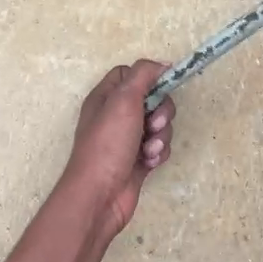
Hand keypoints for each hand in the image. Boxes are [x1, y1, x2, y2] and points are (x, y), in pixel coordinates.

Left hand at [58, 60, 177, 239]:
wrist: (99, 196)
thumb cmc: (108, 143)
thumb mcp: (123, 99)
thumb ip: (144, 74)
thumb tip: (163, 64)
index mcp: (106, 97)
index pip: (130, 74)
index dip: (148, 78)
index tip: (161, 85)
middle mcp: (117, 115)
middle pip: (152, 98)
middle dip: (161, 111)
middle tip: (154, 124)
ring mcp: (128, 138)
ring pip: (159, 124)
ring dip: (160, 135)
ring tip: (149, 150)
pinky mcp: (139, 159)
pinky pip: (159, 146)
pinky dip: (158, 153)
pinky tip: (149, 163)